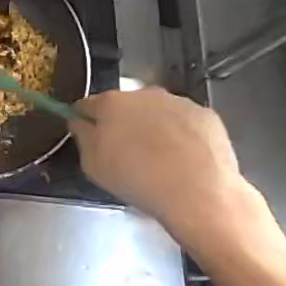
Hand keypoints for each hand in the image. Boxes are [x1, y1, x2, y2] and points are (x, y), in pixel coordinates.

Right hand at [70, 88, 268, 253]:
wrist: (197, 192)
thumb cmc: (136, 179)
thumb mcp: (93, 165)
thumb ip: (82, 137)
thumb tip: (80, 123)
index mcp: (111, 104)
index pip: (86, 104)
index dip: (83, 119)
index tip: (86, 135)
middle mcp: (145, 94)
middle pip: (124, 105)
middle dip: (120, 124)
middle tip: (123, 154)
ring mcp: (178, 102)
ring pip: (156, 111)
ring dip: (151, 128)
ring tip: (156, 161)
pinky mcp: (206, 115)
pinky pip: (184, 122)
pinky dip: (180, 135)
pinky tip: (181, 160)